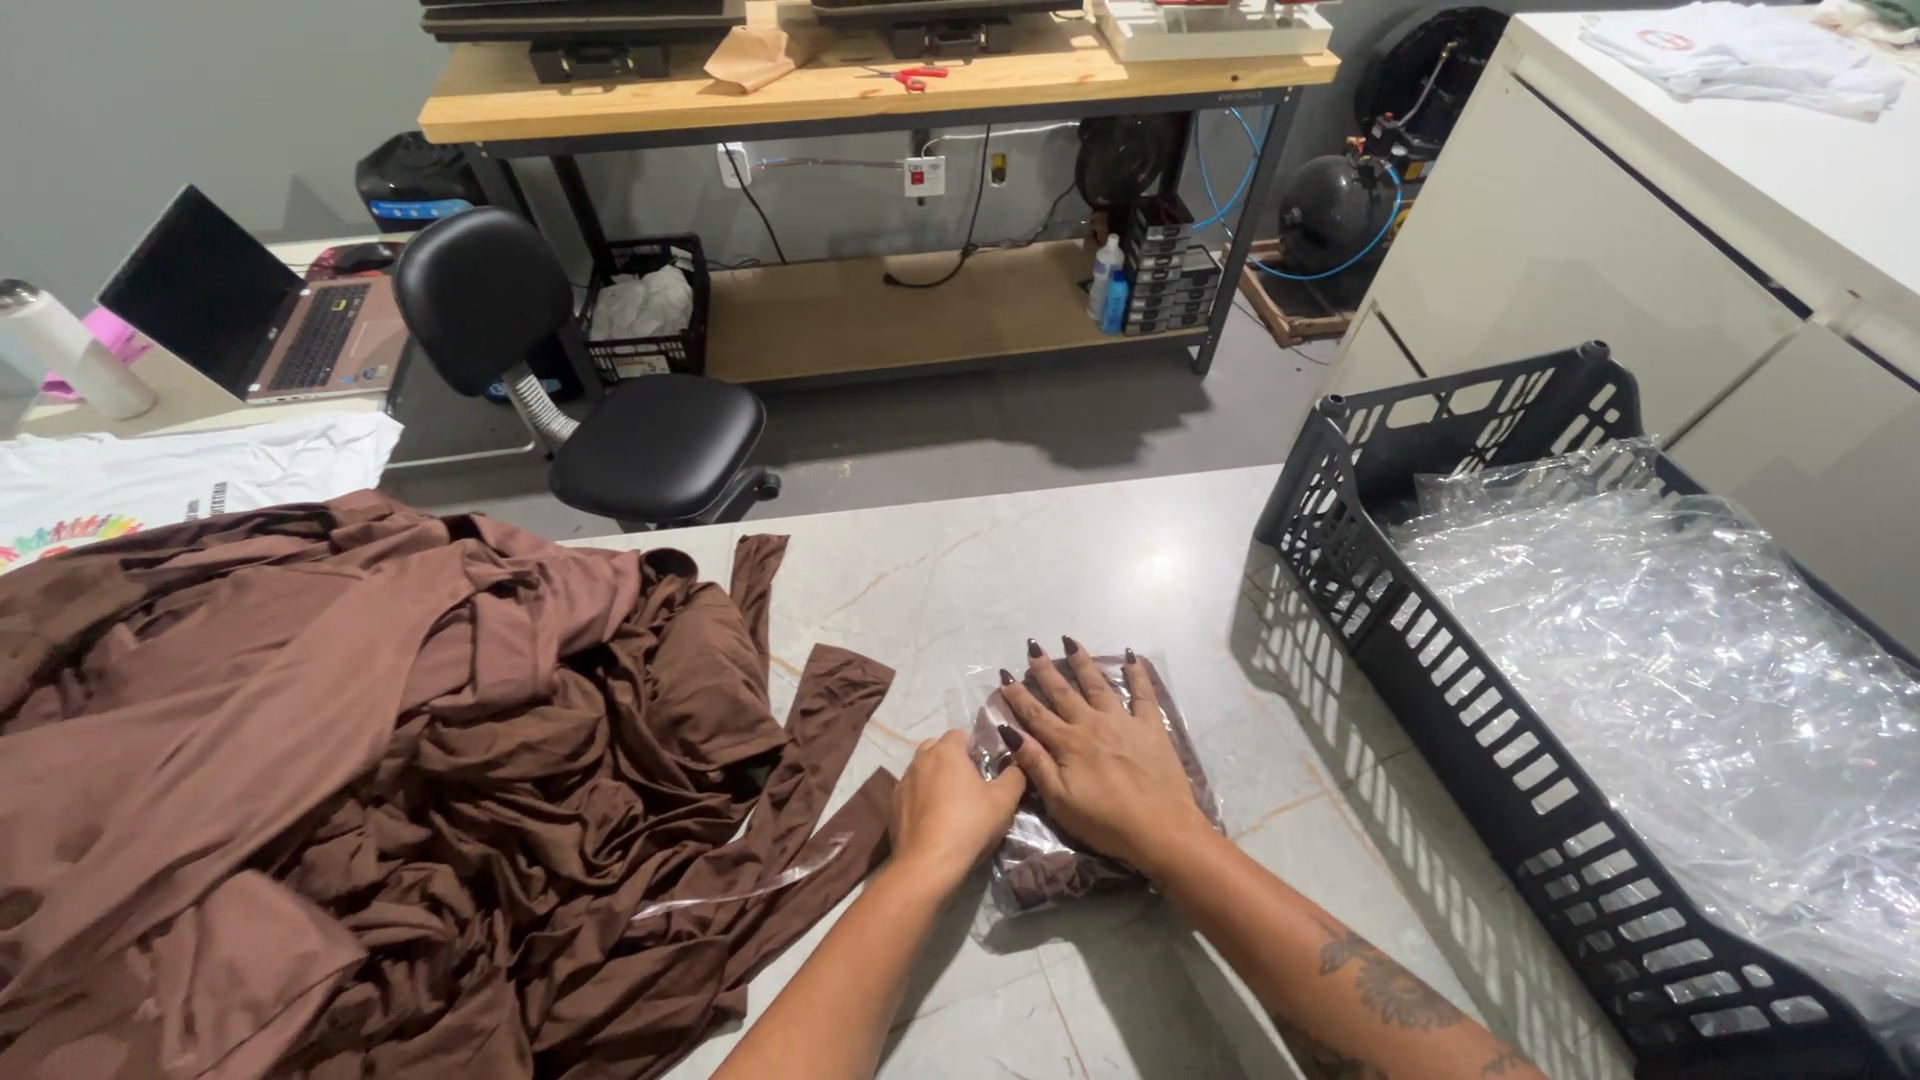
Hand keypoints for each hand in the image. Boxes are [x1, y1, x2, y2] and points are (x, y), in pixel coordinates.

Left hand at [889, 729, 1027, 888]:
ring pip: (922, 770)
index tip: (986, 768)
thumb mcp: (1004, 801)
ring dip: (935, 779)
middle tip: (970, 784)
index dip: (975, 747)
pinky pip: (911, 793)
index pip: (960, 734)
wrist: (927, 864)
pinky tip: (933, 821)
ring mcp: (902, 782)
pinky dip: (921, 799)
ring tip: (951, 804)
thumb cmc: (969, 824)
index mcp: (946, 751)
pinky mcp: (892, 806)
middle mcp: (920, 759)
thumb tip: (1016, 764)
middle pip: (937, 748)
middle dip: (952, 759)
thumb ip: (1014, 776)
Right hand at [997, 638, 1214, 879]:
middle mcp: (1092, 724)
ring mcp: (1123, 722)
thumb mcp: (1060, 801)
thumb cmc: (1106, 823)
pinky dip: (1137, 674)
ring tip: (1070, 641)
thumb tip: (1010, 732)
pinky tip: (1131, 656)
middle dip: (1045, 669)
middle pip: (1063, 692)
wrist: (1162, 830)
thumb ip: (1036, 764)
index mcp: (1068, 744)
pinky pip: (1143, 694)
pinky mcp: (1151, 727)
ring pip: (1097, 685)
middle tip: (1033, 647)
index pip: (1036, 714)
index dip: (1018, 695)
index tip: (1005, 676)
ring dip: (1082, 662)